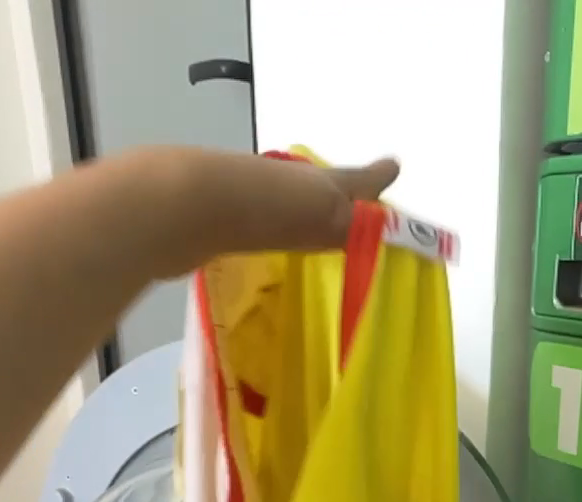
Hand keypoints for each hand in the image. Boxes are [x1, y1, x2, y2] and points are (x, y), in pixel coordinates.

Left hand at [114, 147, 401, 277]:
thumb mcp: (325, 217)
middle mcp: (288, 185)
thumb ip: (359, 227)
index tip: (394, 168)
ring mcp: (252, 201)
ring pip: (290, 210)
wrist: (184, 205)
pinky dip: (275, 239)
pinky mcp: (222, 224)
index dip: (377, 178)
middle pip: (324, 191)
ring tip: (322, 239)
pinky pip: (261, 231)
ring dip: (307, 221)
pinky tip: (275, 255)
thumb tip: (397, 230)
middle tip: (360, 215)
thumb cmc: (265, 209)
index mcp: (318, 183)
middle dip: (343, 200)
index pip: (359, 181)